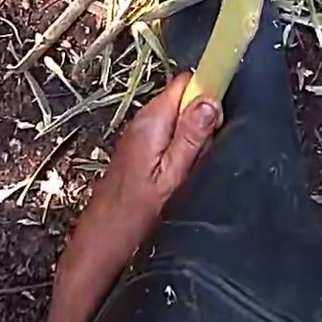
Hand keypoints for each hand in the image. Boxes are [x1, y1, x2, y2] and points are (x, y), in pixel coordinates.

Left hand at [81, 72, 224, 256]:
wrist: (103, 239)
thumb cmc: (135, 214)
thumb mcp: (172, 175)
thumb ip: (192, 136)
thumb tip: (211, 100)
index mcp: (152, 120)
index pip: (186, 81)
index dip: (208, 92)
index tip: (218, 119)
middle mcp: (143, 119)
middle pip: (184, 98)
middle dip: (202, 119)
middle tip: (202, 152)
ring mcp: (140, 132)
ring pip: (179, 118)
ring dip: (193, 136)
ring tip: (190, 167)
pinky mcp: (140, 146)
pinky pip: (169, 134)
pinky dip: (180, 148)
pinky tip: (179, 174)